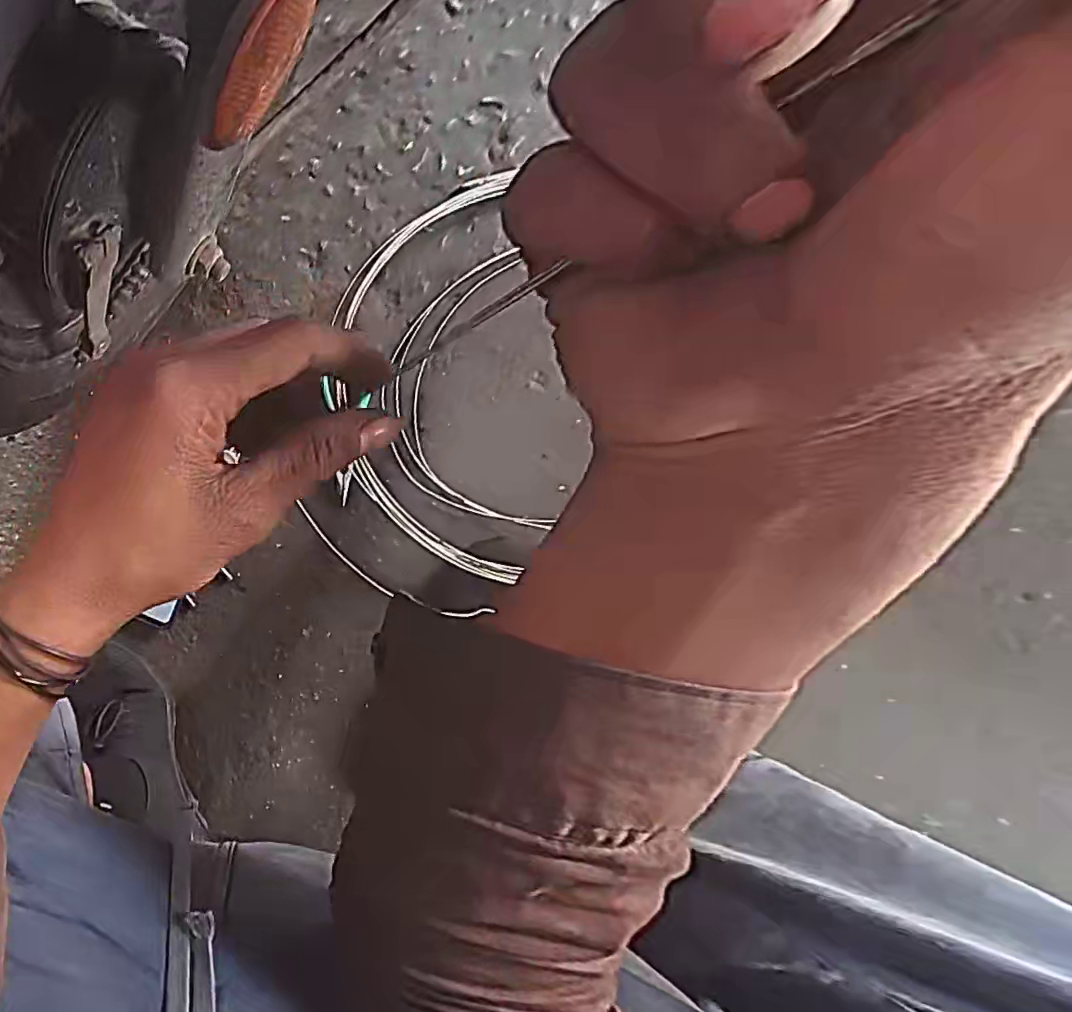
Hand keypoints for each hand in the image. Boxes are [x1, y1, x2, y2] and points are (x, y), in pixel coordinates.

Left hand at [0, 319, 397, 653]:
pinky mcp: (126, 392)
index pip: (289, 342)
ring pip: (228, 357)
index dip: (345, 355)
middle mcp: (155, 364)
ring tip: (293, 442)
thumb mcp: (243, 508)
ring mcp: (135, 375)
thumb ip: (311, 455)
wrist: (74, 574)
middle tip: (340, 418)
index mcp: (185, 386)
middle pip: (259, 343)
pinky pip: (194, 375)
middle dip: (309, 377)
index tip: (375, 376)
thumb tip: (369, 426)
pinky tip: (249, 440)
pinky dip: (231, 398)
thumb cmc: (142, 553)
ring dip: (270, 390)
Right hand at [493, 0, 1071, 687]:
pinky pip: (541, 182)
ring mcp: (659, 145)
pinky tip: (654, 261)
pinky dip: (593, 230)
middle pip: (664, 8)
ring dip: (663, 176)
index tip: (775, 32)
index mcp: (899, 5)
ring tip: (732, 233)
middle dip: (709, 99)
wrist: (796, 420)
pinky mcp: (582, 216)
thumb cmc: (955, 290)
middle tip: (779, 173)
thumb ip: (1006, 12)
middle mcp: (767, 66)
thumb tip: (801, 21)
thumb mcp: (1070, 81)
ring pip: (592, 79)